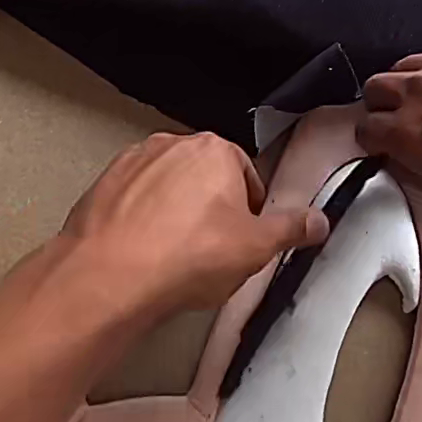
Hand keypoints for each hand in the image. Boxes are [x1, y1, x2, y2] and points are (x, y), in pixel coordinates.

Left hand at [55, 132, 328, 323]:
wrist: (109, 276)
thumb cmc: (185, 256)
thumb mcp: (256, 248)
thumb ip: (291, 228)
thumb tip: (317, 221)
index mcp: (215, 150)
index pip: (246, 176)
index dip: (250, 212)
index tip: (245, 238)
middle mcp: (172, 145)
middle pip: (205, 178)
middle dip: (212, 210)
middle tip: (212, 251)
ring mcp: (134, 162)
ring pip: (168, 187)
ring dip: (175, 213)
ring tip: (175, 255)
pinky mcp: (104, 184)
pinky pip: (135, 200)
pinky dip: (142, 220)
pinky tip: (145, 251)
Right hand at [355, 37, 421, 224]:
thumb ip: (410, 168)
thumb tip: (398, 159)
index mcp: (409, 132)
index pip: (365, 126)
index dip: (372, 137)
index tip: (379, 139)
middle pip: (376, 86)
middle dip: (384, 104)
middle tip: (399, 117)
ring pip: (408, 64)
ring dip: (412, 83)